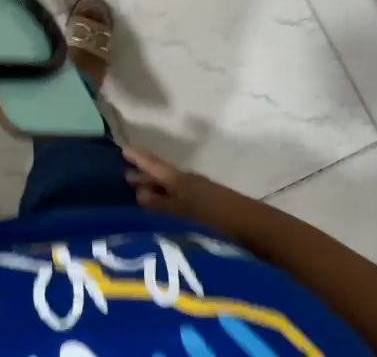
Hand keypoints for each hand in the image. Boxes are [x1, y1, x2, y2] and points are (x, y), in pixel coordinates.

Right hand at [124, 146, 260, 241]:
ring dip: (154, 187)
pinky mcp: (204, 207)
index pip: (154, 165)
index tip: (121, 148)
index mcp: (182, 180)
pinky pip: (177, 197)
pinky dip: (165, 198)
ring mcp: (197, 194)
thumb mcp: (186, 211)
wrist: (255, 229)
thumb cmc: (217, 218)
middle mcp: (188, 182)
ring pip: (170, 186)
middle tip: (123, 173)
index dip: (138, 157)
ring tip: (137, 192)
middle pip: (161, 174)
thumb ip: (163, 204)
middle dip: (143, 173)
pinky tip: (161, 210)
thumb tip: (139, 192)